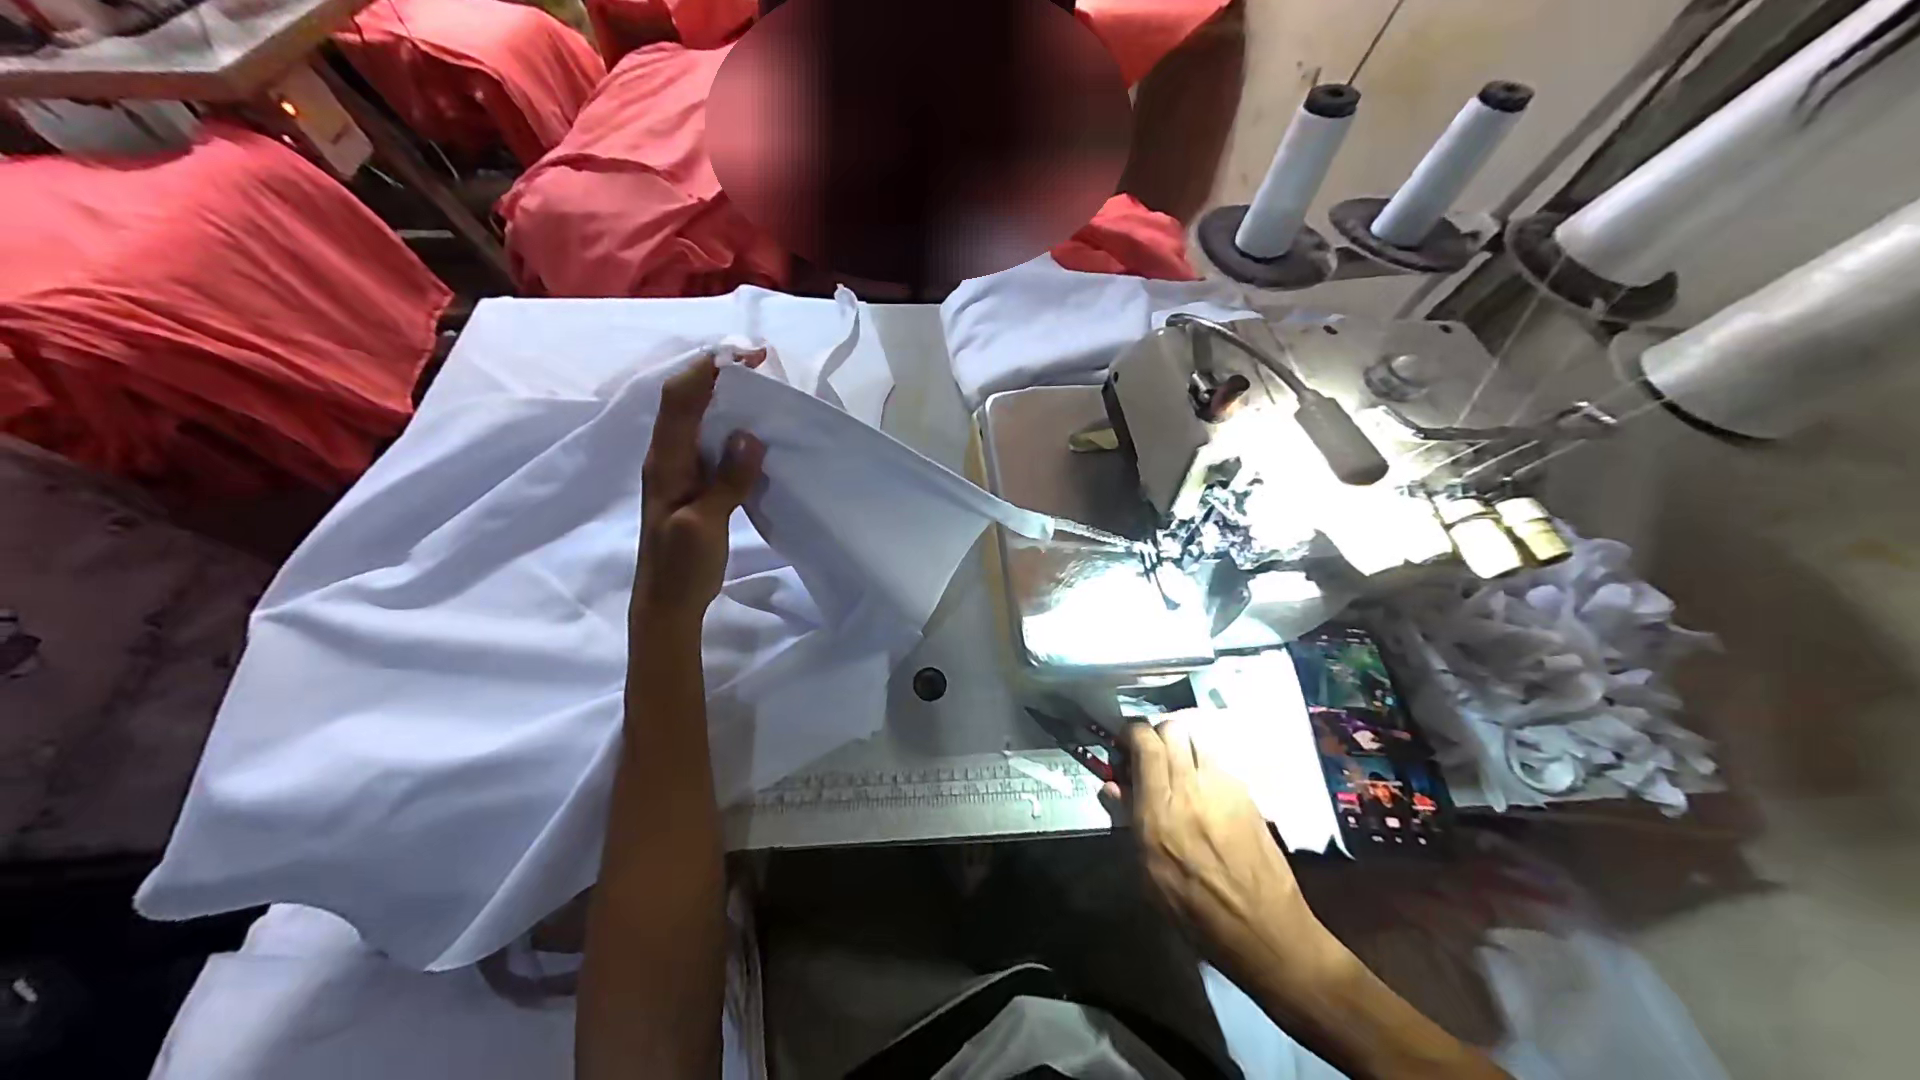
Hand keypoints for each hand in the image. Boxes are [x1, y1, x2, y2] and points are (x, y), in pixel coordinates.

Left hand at [635, 354, 765, 619]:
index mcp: (666, 461)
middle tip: (761, 363)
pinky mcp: (695, 485)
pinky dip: (731, 426)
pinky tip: (754, 431)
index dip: (708, 369)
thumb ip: (726, 480)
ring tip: (762, 387)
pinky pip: (711, 442)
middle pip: (686, 400)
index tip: (747, 354)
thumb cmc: (680, 566)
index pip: (681, 399)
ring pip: (698, 418)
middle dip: (719, 373)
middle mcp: (669, 456)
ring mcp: (680, 470)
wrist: (666, 602)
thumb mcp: (704, 525)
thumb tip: (751, 436)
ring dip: (725, 396)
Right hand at [1106, 714, 1340, 992]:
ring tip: (1179, 771)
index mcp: (1159, 809)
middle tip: (1151, 754)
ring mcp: (1224, 788)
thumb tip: (1112, 786)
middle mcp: (1191, 788)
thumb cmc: (1195, 910)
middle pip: (1173, 729)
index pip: (1145, 742)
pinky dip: (1206, 767)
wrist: (1264, 928)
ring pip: (1198, 741)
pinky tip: (1205, 793)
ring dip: (1183, 747)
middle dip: (1157, 734)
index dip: (1132, 732)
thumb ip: (1128, 820)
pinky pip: (1220, 764)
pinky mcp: (1248, 795)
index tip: (1125, 741)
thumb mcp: (1148, 871)